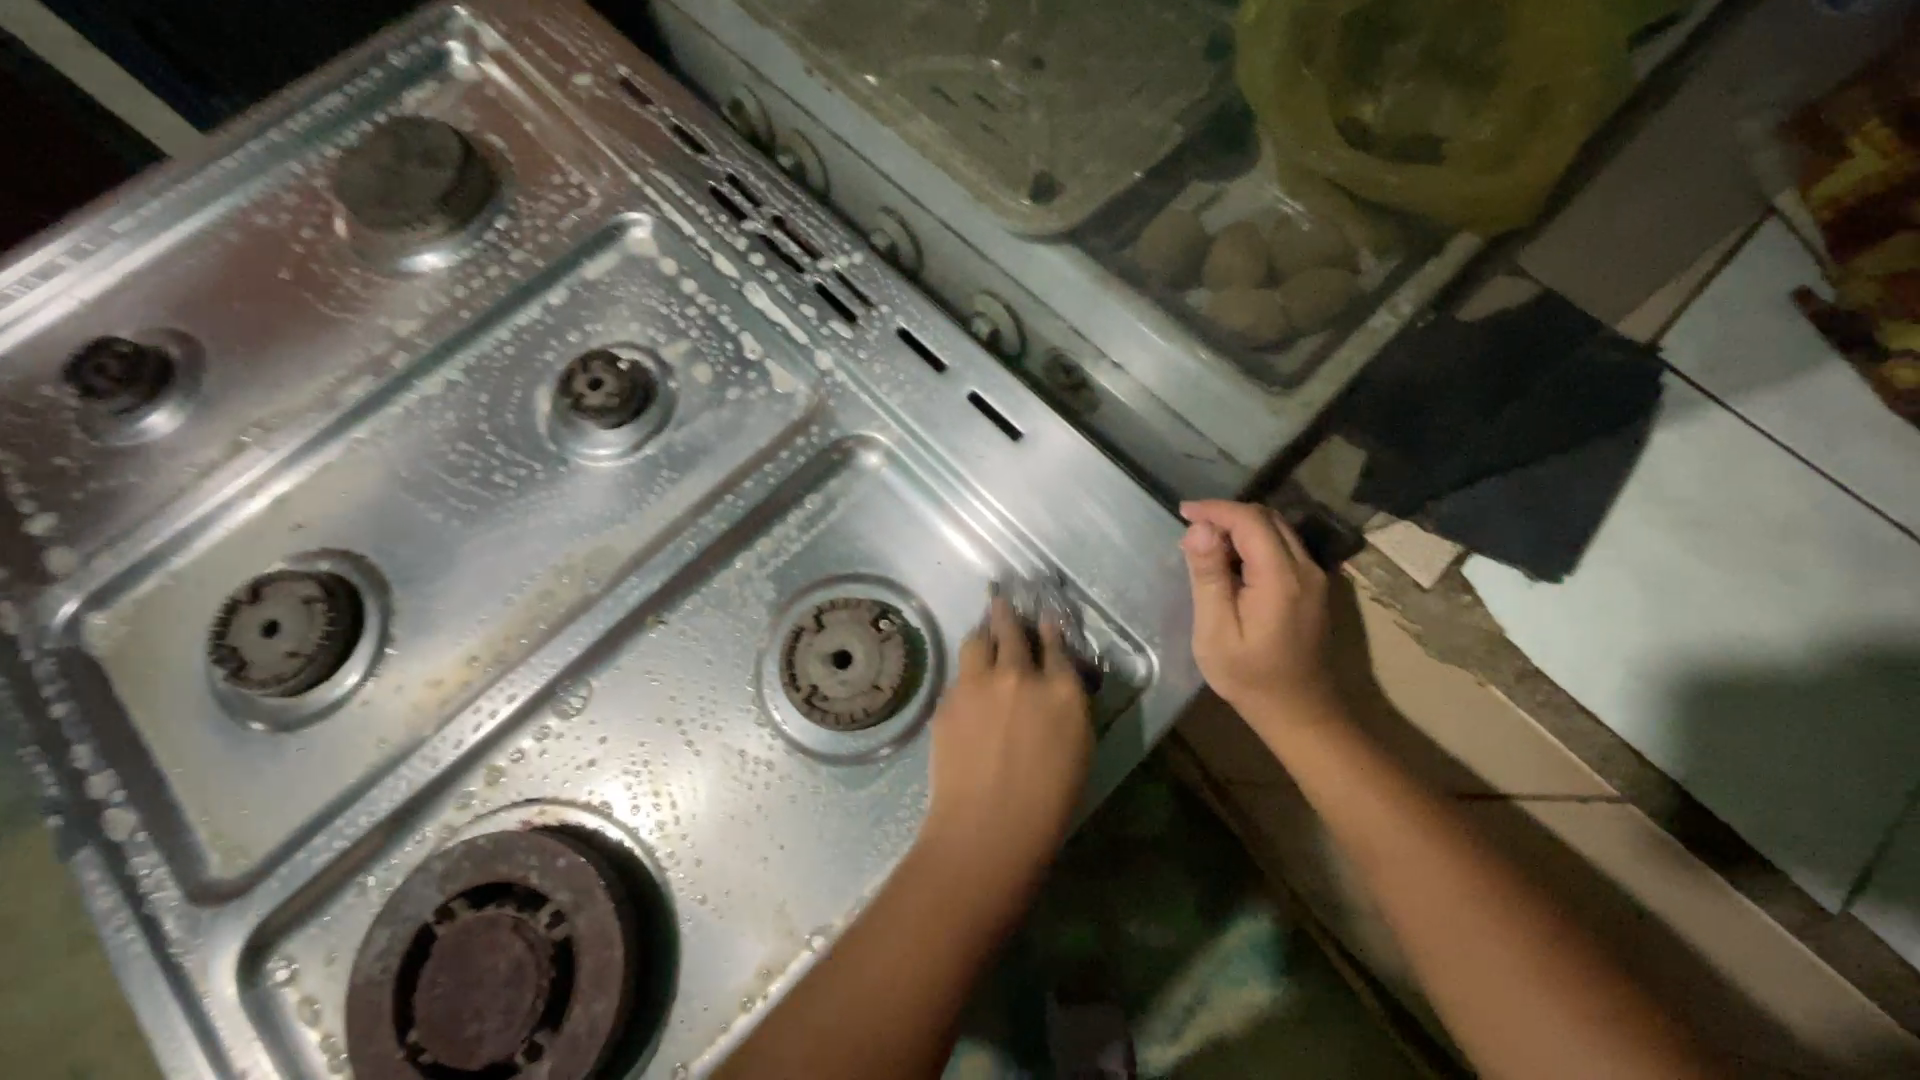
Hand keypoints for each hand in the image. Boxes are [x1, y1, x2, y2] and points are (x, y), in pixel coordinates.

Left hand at [921, 595, 1092, 883]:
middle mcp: (1022, 674)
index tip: (1045, 620)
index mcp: (1063, 690)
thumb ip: (1068, 704)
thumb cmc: (1049, 802)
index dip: (1049, 629)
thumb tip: (1055, 681)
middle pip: (1013, 630)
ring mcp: (980, 683)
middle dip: (1008, 612)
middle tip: (1002, 598)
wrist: (988, 826)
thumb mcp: (1078, 748)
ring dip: (983, 632)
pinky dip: (967, 670)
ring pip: (979, 640)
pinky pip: (960, 673)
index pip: (1056, 645)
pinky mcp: (949, 699)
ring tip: (983, 629)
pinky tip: (968, 679)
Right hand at [1179, 500, 1334, 717]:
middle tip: (1191, 530)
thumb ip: (1208, 576)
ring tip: (1205, 545)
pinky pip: (1284, 547)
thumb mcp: (1216, 631)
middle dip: (1227, 515)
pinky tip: (1231, 562)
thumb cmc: (1249, 677)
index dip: (1216, 510)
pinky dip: (1255, 542)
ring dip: (1241, 527)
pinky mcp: (1313, 587)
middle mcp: (1305, 568)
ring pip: (1278, 530)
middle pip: (1267, 519)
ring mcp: (1314, 577)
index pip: (1250, 521)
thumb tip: (1199, 528)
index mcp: (1281, 578)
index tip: (1183, 513)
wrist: (1298, 711)